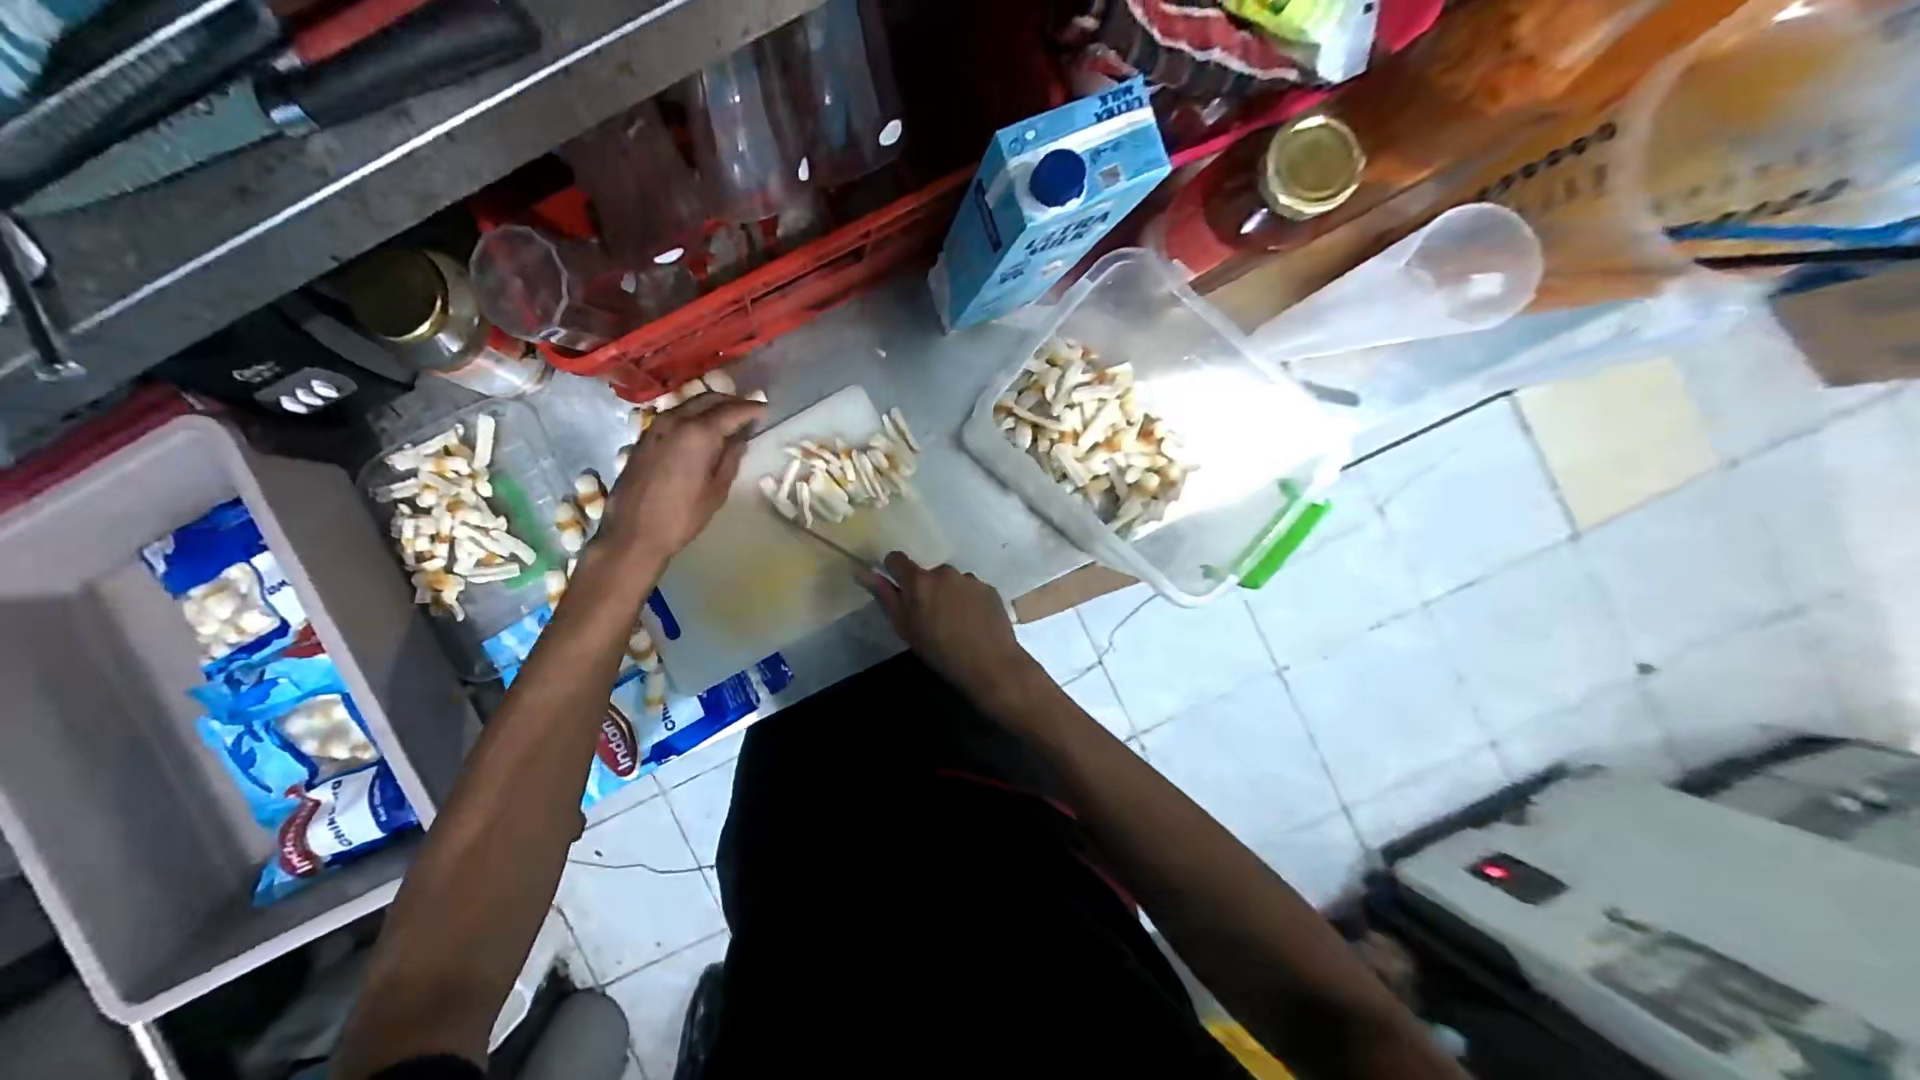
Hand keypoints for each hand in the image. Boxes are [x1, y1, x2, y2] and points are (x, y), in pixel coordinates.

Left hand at [600, 393, 764, 566]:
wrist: (633, 532)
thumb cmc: (682, 516)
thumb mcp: (717, 490)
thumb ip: (730, 458)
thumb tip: (739, 440)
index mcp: (698, 433)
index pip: (731, 411)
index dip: (751, 409)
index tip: (765, 409)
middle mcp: (675, 421)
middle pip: (708, 399)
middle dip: (731, 402)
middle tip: (749, 410)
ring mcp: (656, 426)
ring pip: (689, 404)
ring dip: (711, 406)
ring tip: (729, 417)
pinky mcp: (645, 437)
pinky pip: (675, 415)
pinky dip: (693, 415)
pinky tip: (703, 429)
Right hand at [865, 552, 1035, 693]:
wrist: (990, 663)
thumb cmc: (940, 651)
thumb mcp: (906, 628)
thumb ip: (886, 597)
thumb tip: (864, 572)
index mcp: (919, 581)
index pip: (896, 559)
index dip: (894, 572)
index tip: (899, 590)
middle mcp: (944, 572)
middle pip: (927, 574)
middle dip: (926, 589)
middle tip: (932, 617)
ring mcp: (970, 578)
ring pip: (951, 582)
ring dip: (949, 595)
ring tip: (956, 623)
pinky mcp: (989, 588)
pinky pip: (971, 589)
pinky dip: (969, 601)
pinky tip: (973, 623)